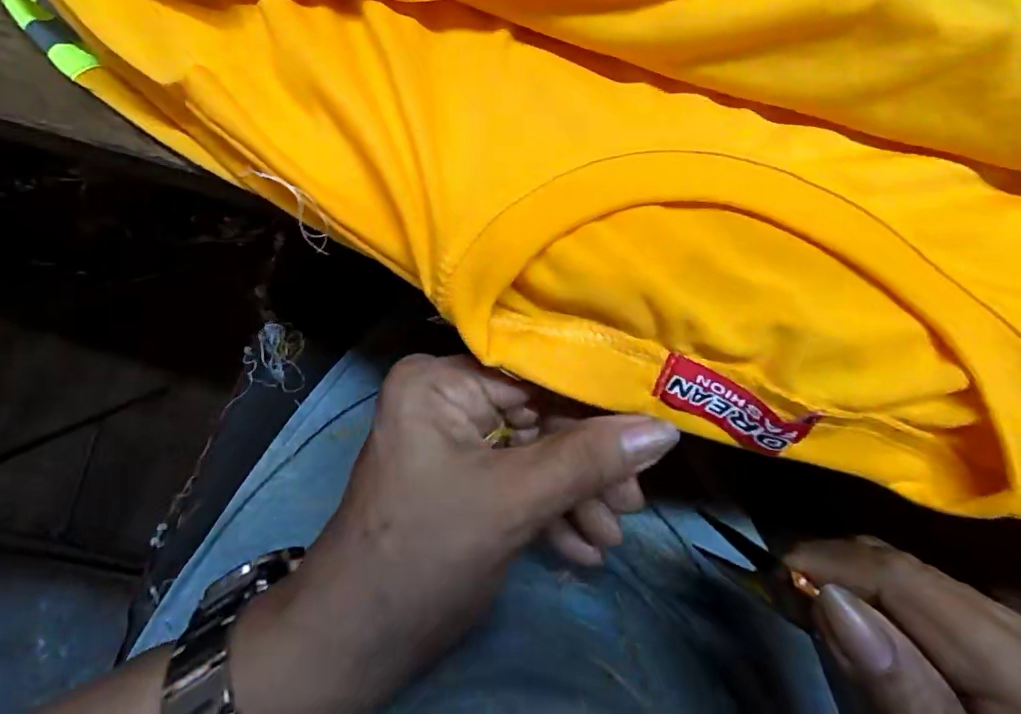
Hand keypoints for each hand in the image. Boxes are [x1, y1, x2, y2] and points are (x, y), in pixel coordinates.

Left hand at [223, 354, 680, 713]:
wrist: (357, 645)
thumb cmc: (424, 555)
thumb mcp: (512, 502)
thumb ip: (588, 460)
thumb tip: (662, 429)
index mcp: (441, 380)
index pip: (536, 374)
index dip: (595, 400)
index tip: (650, 426)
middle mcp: (448, 396)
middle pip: (541, 415)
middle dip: (588, 465)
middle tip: (633, 501)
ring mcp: (457, 438)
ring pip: (537, 452)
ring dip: (576, 494)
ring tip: (612, 535)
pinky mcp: (467, 477)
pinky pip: (520, 479)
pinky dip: (552, 512)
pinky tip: (585, 548)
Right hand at [786, 538, 1020, 713]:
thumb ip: (907, 694)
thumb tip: (830, 598)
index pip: (912, 580)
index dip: (835, 563)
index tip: (774, 571)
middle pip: (929, 578)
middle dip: (850, 574)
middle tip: (789, 592)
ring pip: (948, 592)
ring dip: (881, 594)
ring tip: (830, 610)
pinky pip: (974, 620)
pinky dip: (920, 619)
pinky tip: (895, 641)